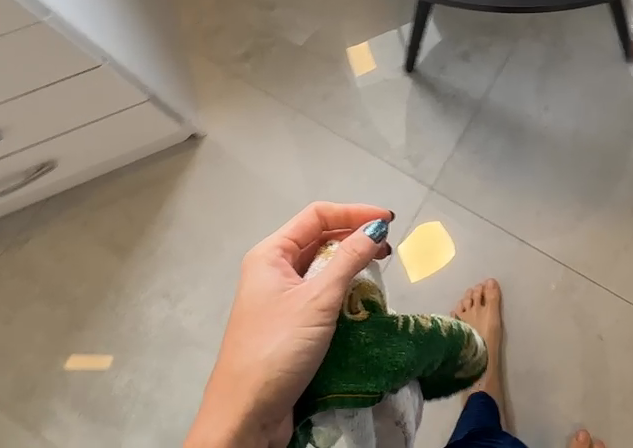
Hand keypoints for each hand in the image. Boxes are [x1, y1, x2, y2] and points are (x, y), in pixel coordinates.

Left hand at [185, 202, 394, 447]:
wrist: (244, 419)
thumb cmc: (277, 350)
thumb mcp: (318, 300)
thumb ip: (349, 259)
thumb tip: (376, 227)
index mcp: (271, 255)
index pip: (317, 215)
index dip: (353, 212)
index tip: (387, 220)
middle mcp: (273, 270)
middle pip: (319, 238)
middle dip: (354, 237)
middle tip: (387, 247)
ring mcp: (279, 299)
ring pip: (321, 267)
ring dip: (350, 264)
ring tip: (379, 268)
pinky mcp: (289, 325)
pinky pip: (320, 293)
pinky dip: (343, 289)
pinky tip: (361, 298)